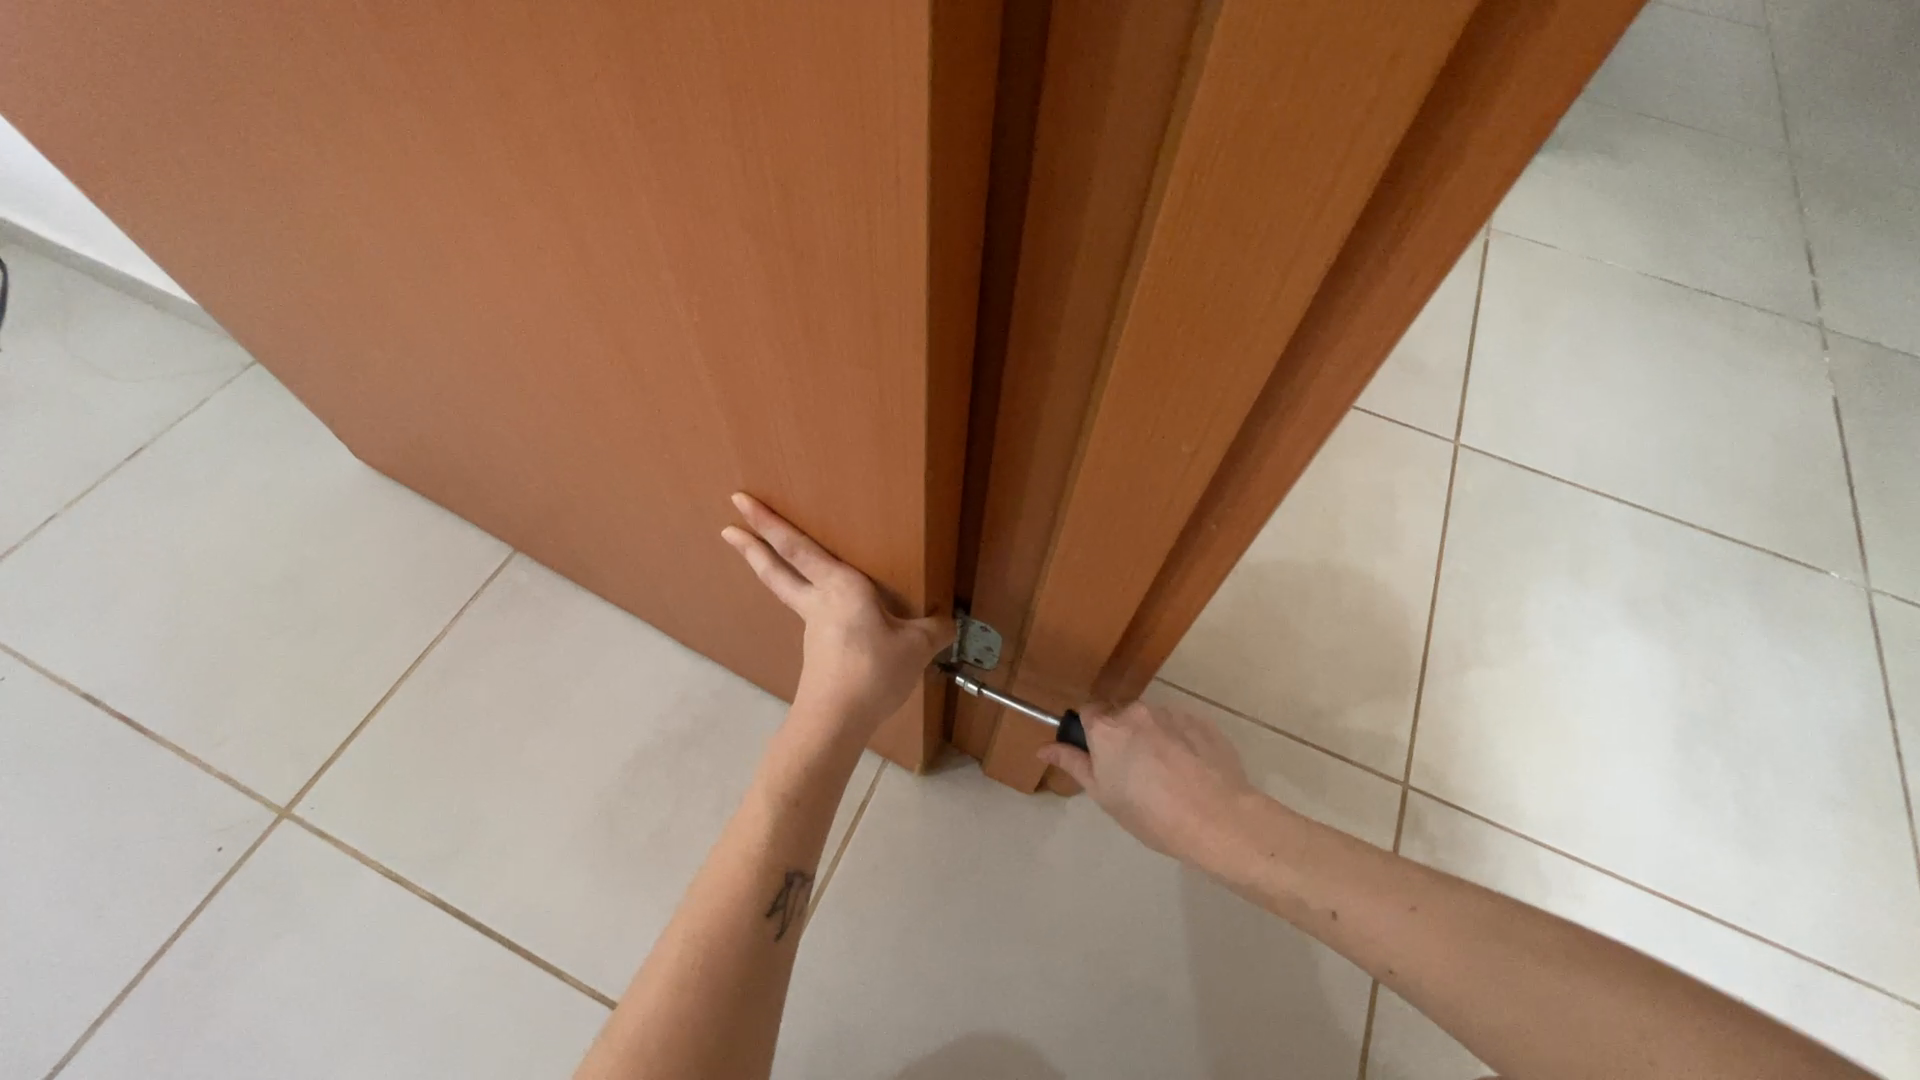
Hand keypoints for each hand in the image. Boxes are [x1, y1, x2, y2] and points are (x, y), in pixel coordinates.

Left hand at [722, 493, 953, 731]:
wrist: (837, 721)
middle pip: (777, 569)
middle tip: (727, 528)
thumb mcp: (917, 647)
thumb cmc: (873, 672)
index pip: (797, 547)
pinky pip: (812, 613)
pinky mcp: (818, 650)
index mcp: (840, 587)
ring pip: (789, 590)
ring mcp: (814, 627)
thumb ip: (935, 629)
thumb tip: (948, 623)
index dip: (768, 523)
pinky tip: (829, 610)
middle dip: (752, 546)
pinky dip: (807, 599)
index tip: (740, 502)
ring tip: (767, 557)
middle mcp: (820, 601)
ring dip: (772, 570)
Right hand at [1037, 701, 1260, 861]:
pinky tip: (1191, 772)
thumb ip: (1073, 764)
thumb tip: (1043, 747)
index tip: (1099, 756)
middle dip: (1124, 737)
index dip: (1091, 732)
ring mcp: (1172, 714)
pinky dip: (1182, 743)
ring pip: (1154, 721)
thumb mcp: (1103, 795)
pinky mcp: (1202, 722)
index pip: (1088, 712)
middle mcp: (1137, 712)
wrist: (1215, 818)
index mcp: (1107, 728)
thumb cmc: (1150, 813)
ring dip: (1154, 739)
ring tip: (1169, 776)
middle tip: (1134, 774)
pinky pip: (1182, 727)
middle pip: (1122, 716)